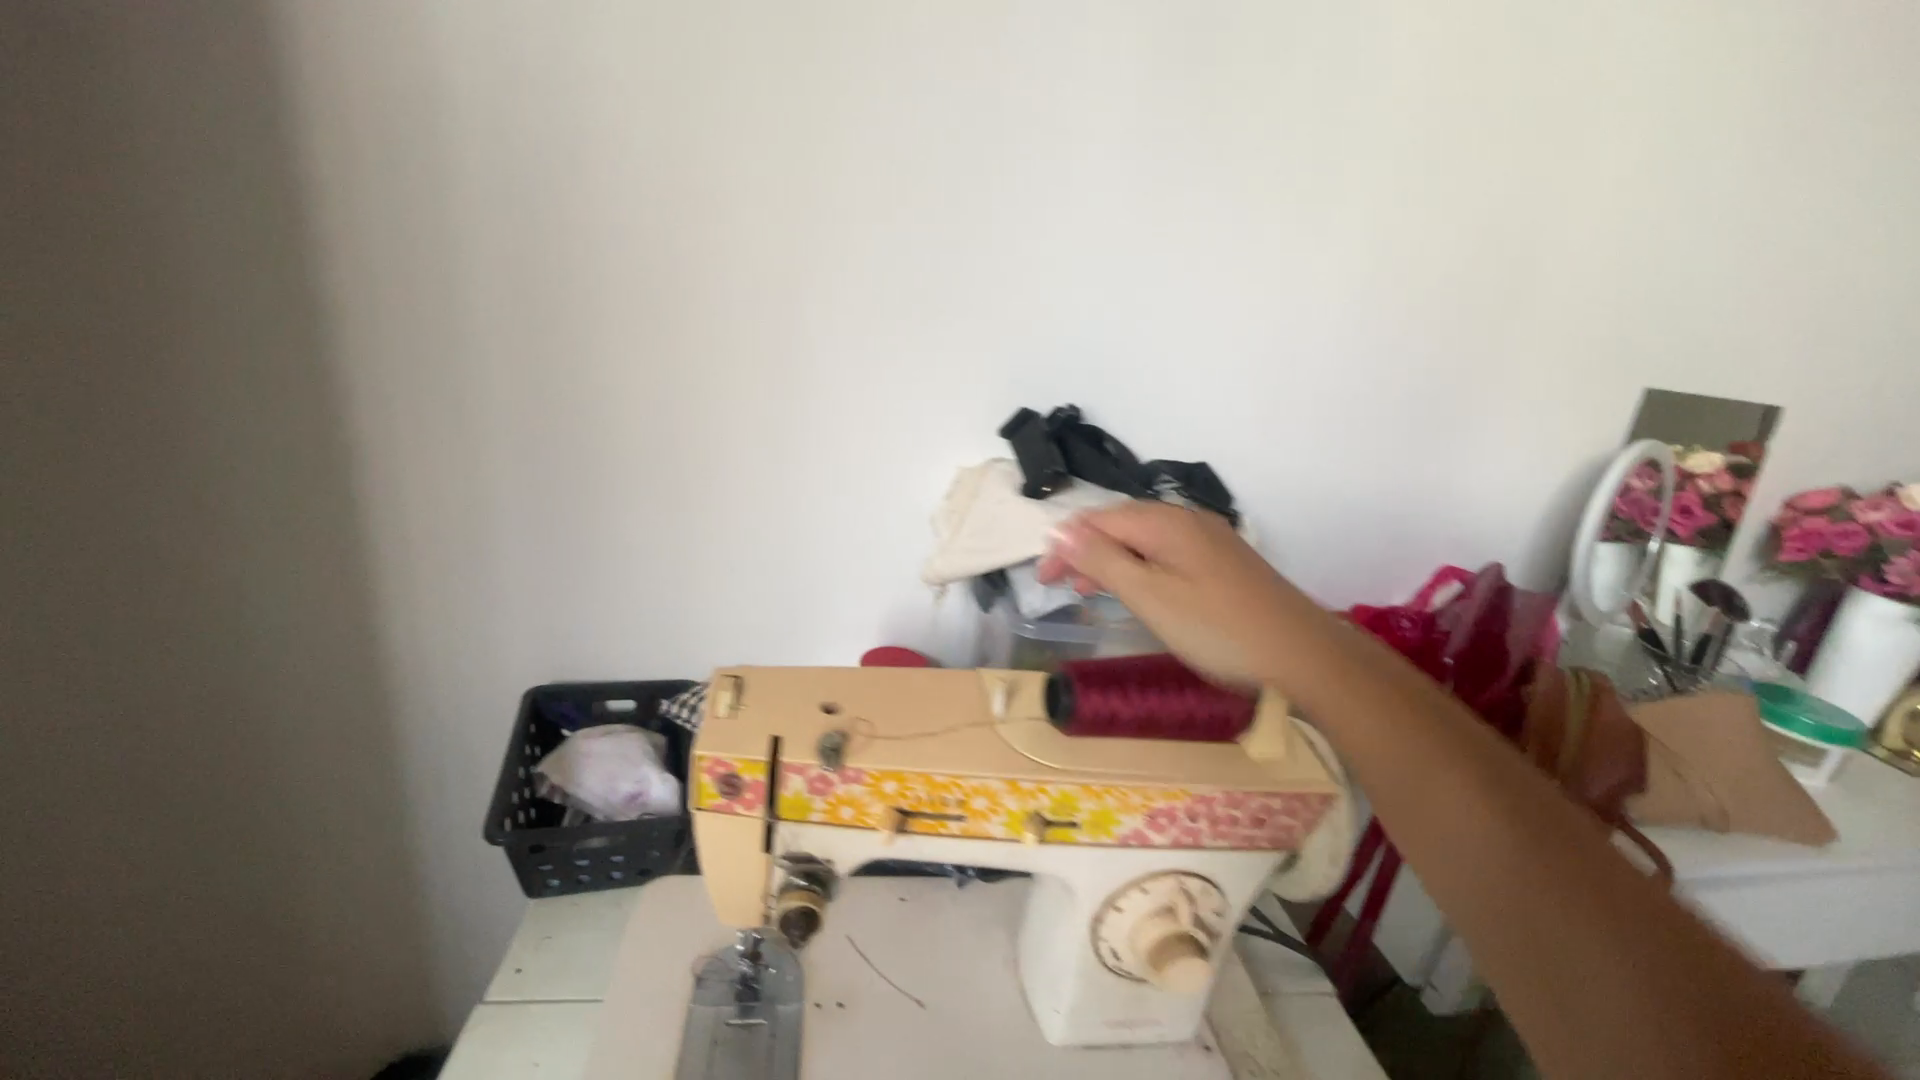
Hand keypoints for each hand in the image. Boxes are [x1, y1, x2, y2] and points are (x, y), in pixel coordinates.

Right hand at [1035, 502, 1303, 686]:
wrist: (1303, 655)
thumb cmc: (1218, 630)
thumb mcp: (1150, 596)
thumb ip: (1102, 560)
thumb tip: (1060, 529)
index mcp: (1165, 522)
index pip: (1097, 519)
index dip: (1064, 546)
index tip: (1043, 580)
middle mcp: (1187, 519)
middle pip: (1121, 524)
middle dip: (1086, 550)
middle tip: (1065, 588)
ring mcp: (1210, 540)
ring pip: (1145, 539)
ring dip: (1112, 560)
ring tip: (1094, 593)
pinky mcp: (1225, 562)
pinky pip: (1168, 554)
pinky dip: (1142, 568)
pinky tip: (1142, 592)